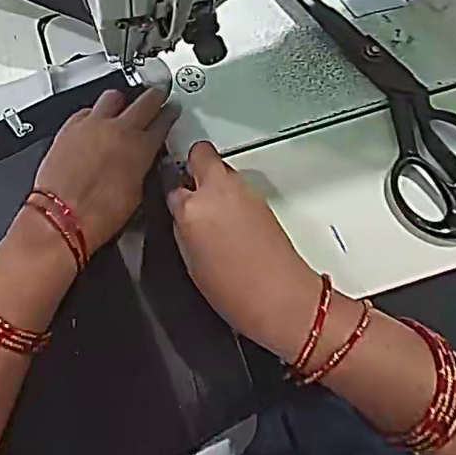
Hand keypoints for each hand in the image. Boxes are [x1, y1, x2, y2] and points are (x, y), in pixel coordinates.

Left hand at [32, 88, 175, 250]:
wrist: (61, 216)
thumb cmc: (96, 214)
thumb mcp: (135, 196)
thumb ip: (140, 169)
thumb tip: (139, 164)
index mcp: (141, 147)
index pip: (163, 121)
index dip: (170, 114)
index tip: (171, 110)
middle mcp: (118, 130)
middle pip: (144, 101)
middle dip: (155, 96)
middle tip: (157, 94)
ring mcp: (92, 125)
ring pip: (112, 97)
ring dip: (121, 100)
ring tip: (123, 104)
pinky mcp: (69, 128)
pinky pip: (85, 111)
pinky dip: (92, 113)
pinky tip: (93, 120)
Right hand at [166, 141, 324, 356]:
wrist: (283, 301)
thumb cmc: (238, 292)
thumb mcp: (190, 262)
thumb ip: (182, 228)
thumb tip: (180, 215)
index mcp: (192, 207)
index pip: (172, 185)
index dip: (173, 196)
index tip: (174, 204)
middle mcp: (218, 191)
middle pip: (201, 153)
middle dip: (193, 165)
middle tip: (190, 188)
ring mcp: (244, 191)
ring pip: (222, 168)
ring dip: (215, 182)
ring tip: (214, 214)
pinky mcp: (263, 199)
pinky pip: (239, 186)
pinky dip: (233, 197)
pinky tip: (232, 224)